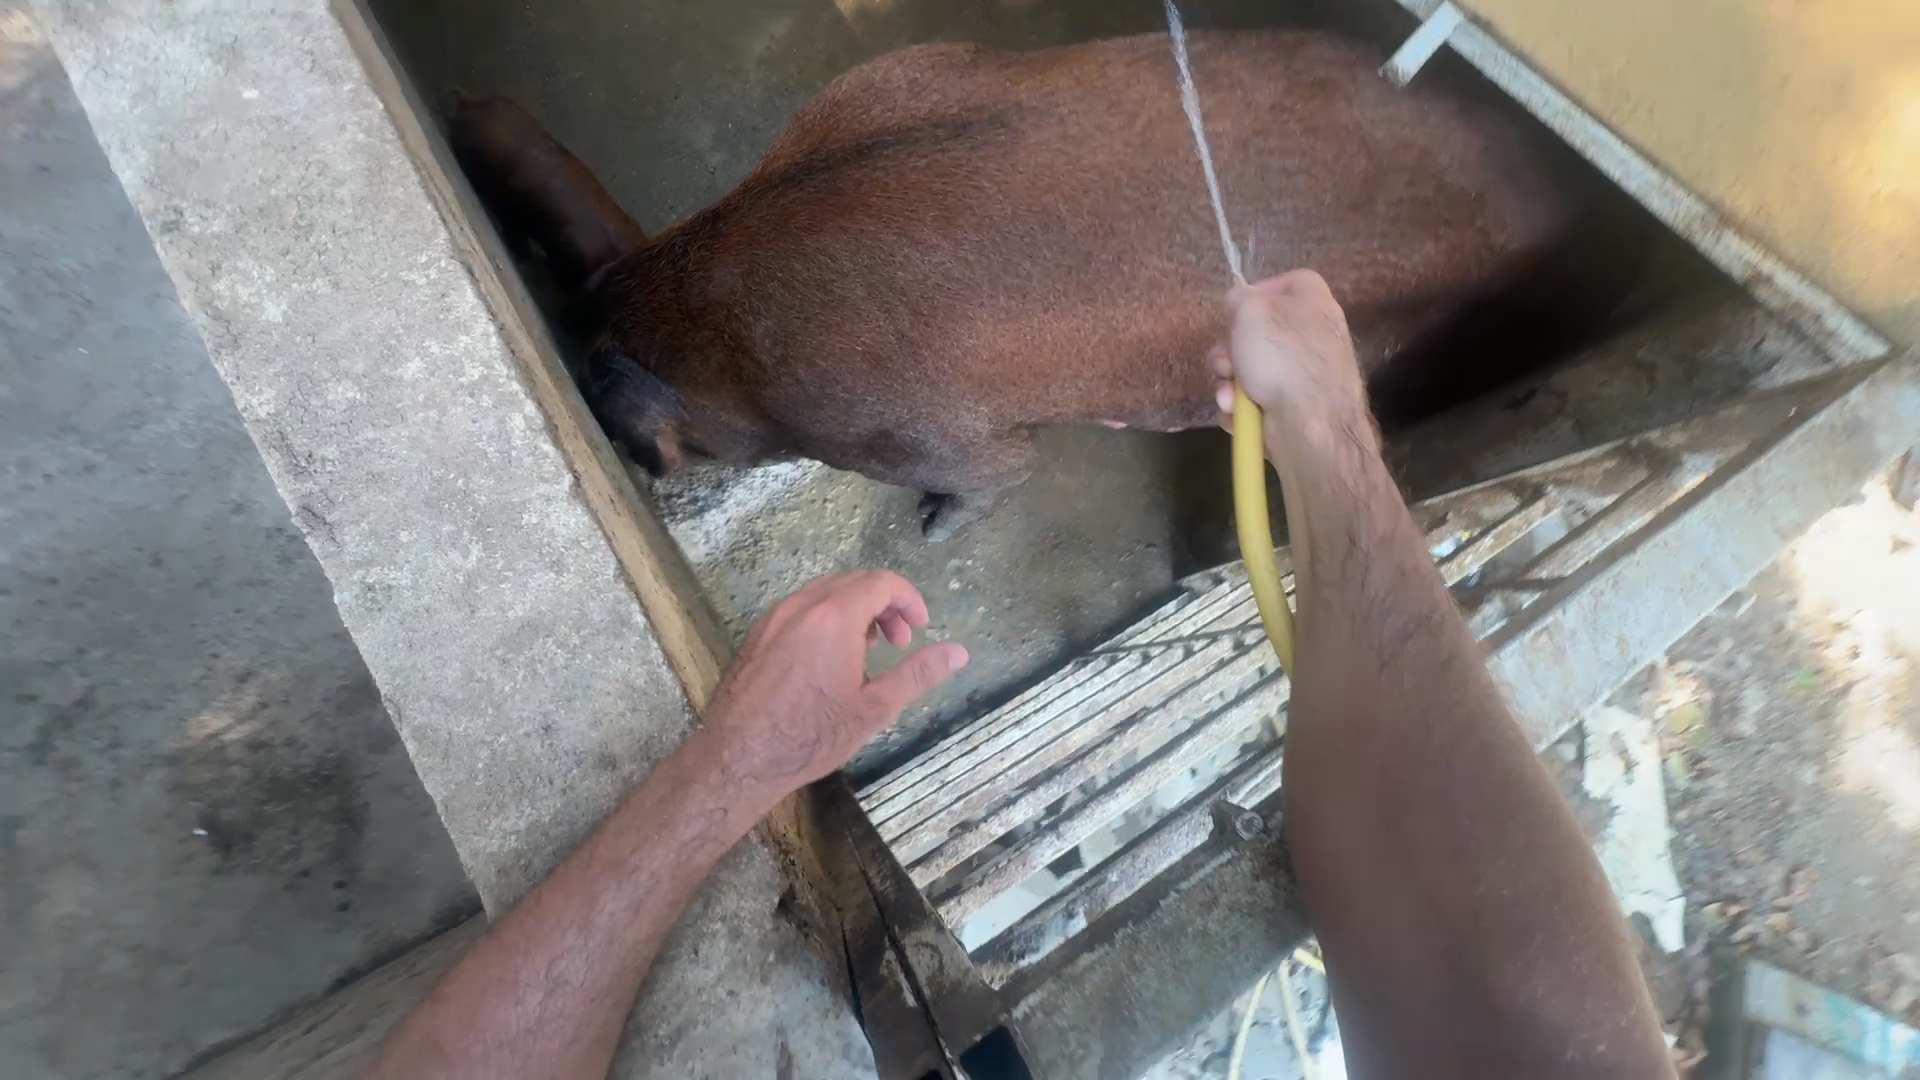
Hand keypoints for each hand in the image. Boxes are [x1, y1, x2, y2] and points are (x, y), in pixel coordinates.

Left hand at [695, 570, 968, 805]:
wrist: (737, 758)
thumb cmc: (810, 736)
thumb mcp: (875, 708)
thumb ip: (919, 673)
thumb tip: (959, 652)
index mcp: (834, 616)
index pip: (882, 582)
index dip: (910, 599)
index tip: (921, 628)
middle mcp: (803, 604)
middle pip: (855, 581)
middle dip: (886, 604)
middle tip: (900, 643)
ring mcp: (776, 615)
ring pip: (827, 591)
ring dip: (857, 608)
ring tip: (869, 649)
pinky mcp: (759, 631)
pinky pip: (803, 606)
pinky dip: (828, 616)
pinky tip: (830, 657)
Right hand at [1208, 269, 1375, 458]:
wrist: (1308, 420)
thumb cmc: (1281, 355)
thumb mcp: (1252, 310)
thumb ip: (1240, 298)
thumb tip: (1239, 301)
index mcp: (1311, 303)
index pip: (1288, 282)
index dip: (1258, 292)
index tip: (1234, 309)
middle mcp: (1309, 336)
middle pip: (1258, 333)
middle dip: (1230, 351)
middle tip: (1224, 362)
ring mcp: (1299, 375)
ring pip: (1248, 372)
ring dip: (1229, 384)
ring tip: (1230, 396)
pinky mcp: (1288, 408)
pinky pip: (1251, 401)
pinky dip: (1239, 409)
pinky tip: (1238, 413)